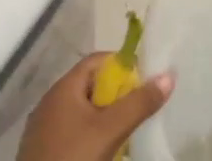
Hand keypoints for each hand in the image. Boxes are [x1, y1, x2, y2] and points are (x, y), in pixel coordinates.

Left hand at [16, 53, 173, 160]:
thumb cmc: (72, 158)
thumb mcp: (110, 130)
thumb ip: (139, 103)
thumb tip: (168, 76)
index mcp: (63, 88)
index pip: (98, 61)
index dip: (123, 66)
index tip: (143, 83)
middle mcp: (51, 102)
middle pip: (91, 86)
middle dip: (117, 95)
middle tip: (137, 110)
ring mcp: (44, 128)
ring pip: (83, 110)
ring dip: (105, 117)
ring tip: (123, 132)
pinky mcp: (43, 150)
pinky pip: (72, 130)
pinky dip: (90, 134)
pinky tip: (102, 151)